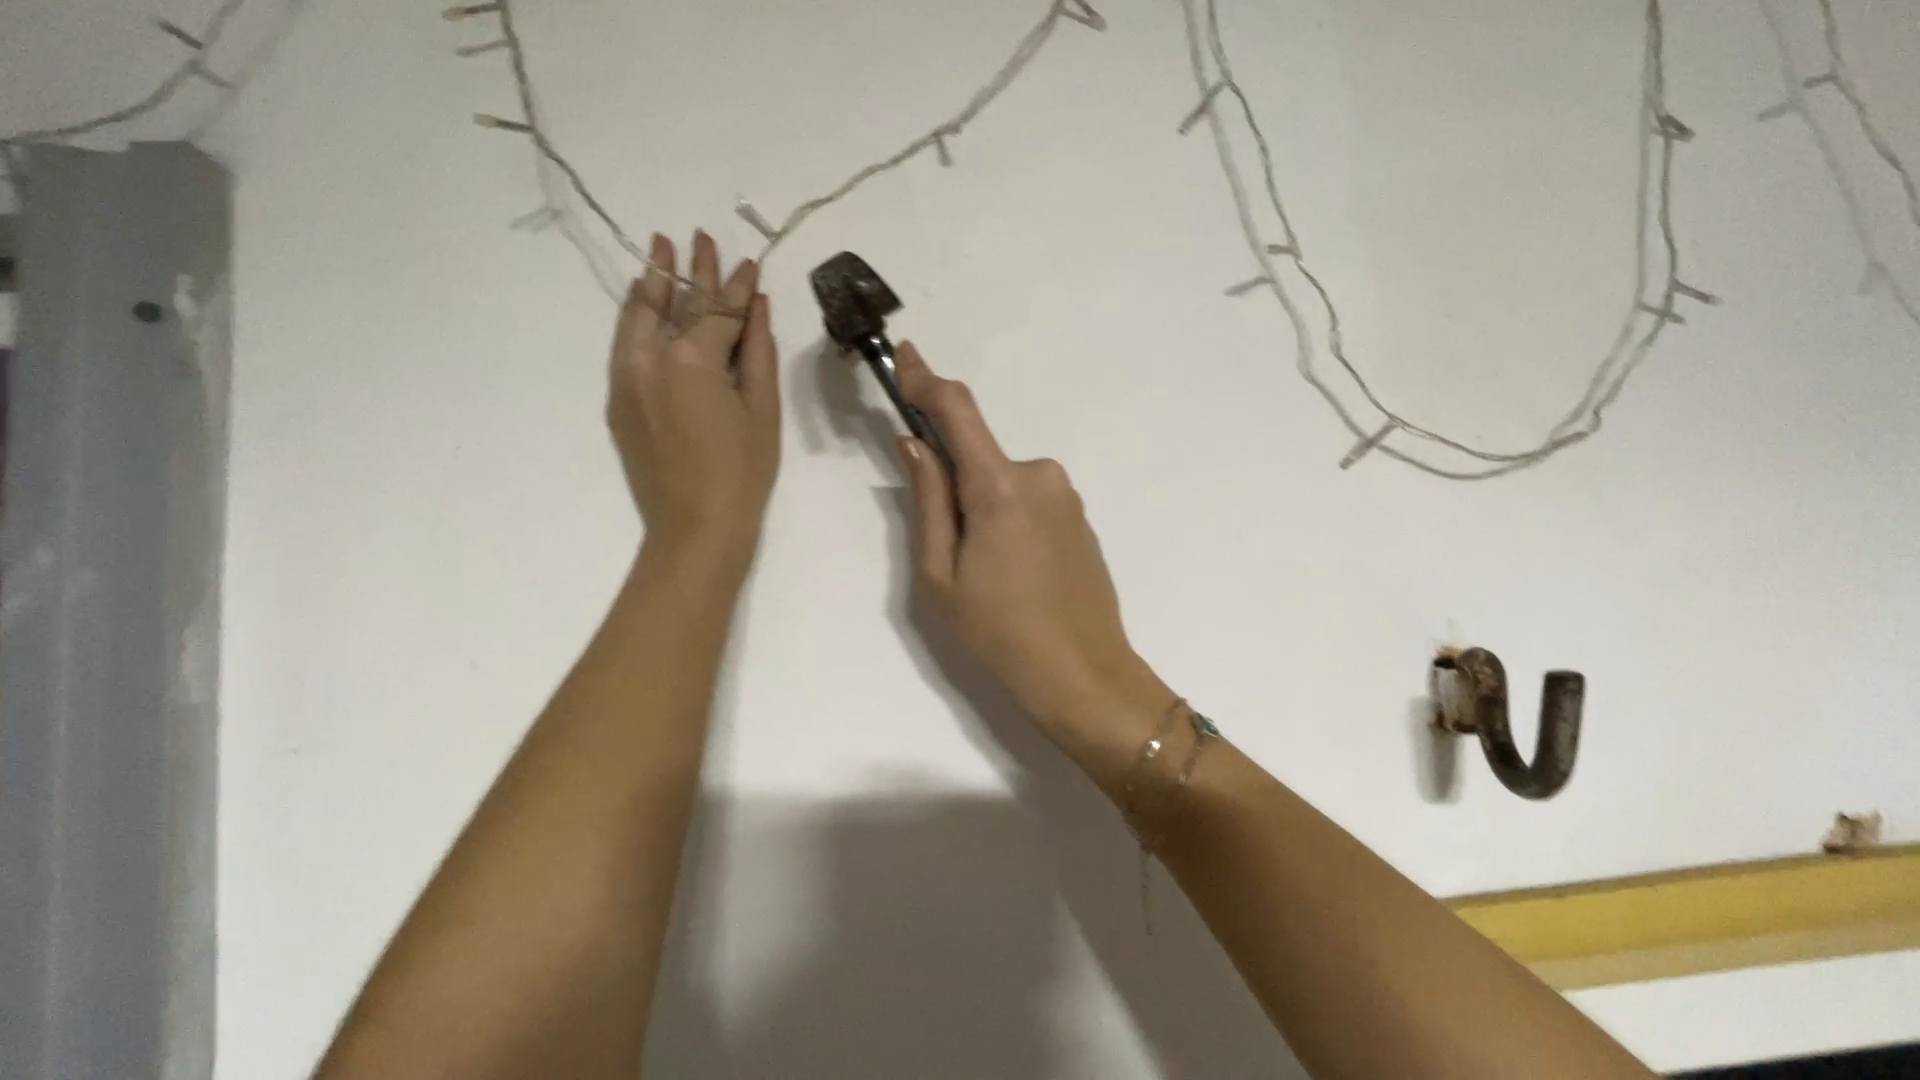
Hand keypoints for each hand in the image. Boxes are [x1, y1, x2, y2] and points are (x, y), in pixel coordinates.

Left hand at [608, 231, 780, 570]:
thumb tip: (756, 305)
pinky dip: (634, 316)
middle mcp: (651, 357)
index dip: (737, 284)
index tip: (749, 260)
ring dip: (653, 281)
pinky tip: (642, 300)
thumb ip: (758, 351)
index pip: (719, 310)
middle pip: (676, 302)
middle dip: (691, 269)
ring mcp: (627, 377)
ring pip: (639, 315)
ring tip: (659, 248)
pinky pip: (624, 342)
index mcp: (693, 358)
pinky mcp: (618, 399)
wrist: (694, 527)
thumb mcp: (762, 410)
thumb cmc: (742, 473)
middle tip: (698, 235)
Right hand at [893, 344, 1172, 777]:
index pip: (958, 410)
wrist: (1084, 675)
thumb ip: (927, 500)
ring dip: (981, 507)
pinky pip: (1028, 501)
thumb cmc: (999, 632)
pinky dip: (1008, 519)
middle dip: (953, 482)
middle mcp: (1040, 475)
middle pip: (979, 456)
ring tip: (986, 575)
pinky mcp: (1080, 517)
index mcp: (1001, 486)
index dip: (927, 380)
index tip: (905, 356)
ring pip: (1003, 482)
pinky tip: (1014, 575)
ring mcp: (1066, 496)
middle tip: (947, 550)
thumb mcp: (939, 575)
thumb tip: (914, 443)